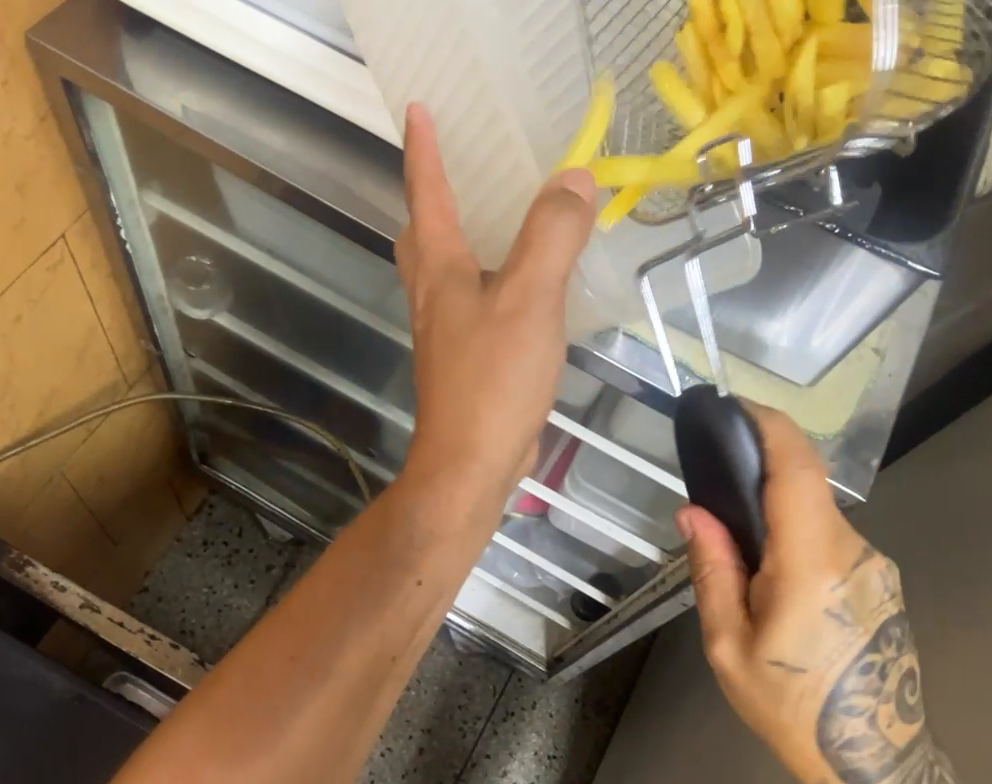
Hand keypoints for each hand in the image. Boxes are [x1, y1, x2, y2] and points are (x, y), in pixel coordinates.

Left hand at [395, 103, 598, 494]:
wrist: (471, 464)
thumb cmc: (492, 380)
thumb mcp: (529, 298)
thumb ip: (551, 236)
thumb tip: (573, 180)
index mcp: (439, 271)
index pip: (427, 195)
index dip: (423, 151)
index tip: (419, 111)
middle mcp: (433, 298)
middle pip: (421, 238)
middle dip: (430, 200)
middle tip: (454, 170)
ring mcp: (446, 336)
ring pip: (443, 275)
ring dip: (459, 242)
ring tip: (494, 221)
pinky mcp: (465, 366)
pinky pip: (472, 308)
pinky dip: (489, 285)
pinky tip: (521, 292)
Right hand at [677, 406, 912, 783]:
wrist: (871, 759)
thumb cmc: (790, 707)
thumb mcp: (729, 646)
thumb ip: (712, 571)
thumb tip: (693, 512)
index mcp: (811, 563)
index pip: (797, 469)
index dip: (769, 427)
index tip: (736, 407)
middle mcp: (853, 551)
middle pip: (805, 489)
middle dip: (759, 481)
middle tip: (713, 506)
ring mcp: (875, 566)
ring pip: (817, 517)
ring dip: (777, 520)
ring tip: (740, 567)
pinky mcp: (882, 582)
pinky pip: (831, 542)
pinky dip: (797, 542)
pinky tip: (773, 586)